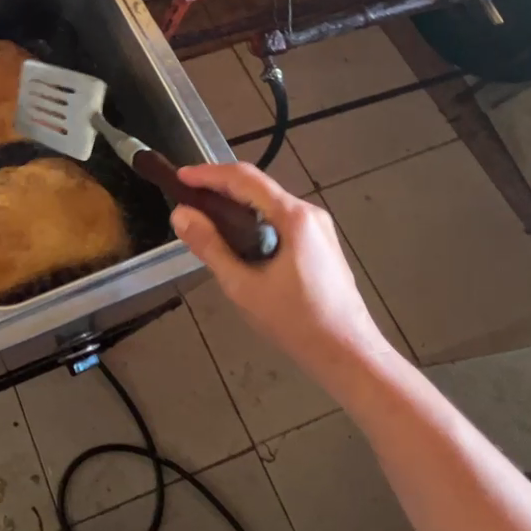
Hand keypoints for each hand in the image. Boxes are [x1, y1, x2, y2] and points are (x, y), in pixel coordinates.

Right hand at [172, 163, 395, 376]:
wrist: (350, 356)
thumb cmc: (297, 322)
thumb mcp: (243, 286)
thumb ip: (210, 247)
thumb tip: (181, 214)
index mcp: (294, 217)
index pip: (244, 178)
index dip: (208, 174)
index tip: (180, 177)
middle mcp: (308, 213)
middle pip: (257, 187)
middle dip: (220, 188)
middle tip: (187, 198)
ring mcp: (317, 228)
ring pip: (268, 204)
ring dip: (235, 205)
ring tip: (204, 216)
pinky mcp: (319, 244)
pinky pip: (279, 220)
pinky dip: (252, 220)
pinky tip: (235, 238)